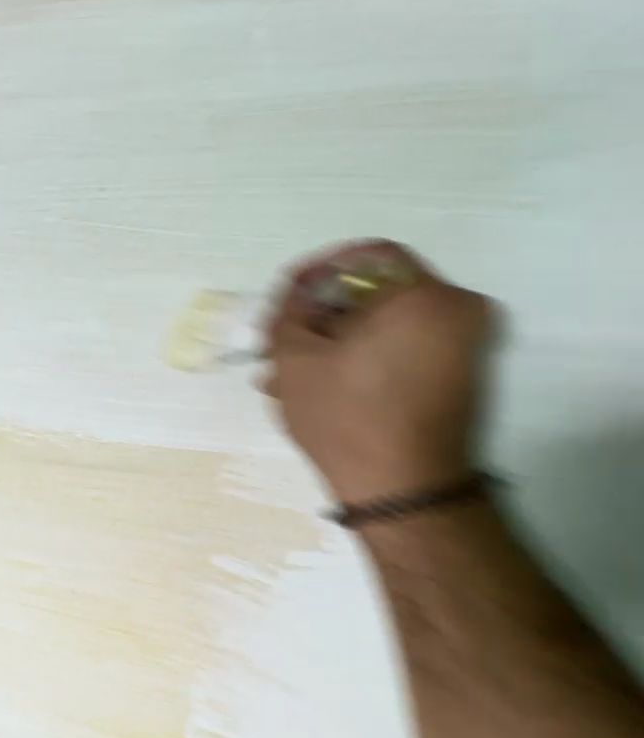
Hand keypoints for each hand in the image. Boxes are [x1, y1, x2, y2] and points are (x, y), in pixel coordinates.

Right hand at [262, 239, 496, 503]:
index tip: (284, 297)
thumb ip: (291, 310)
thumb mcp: (294, 357)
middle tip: (275, 341)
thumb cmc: (343, 414)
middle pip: (376, 290)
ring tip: (282, 372)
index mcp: (422, 296)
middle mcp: (456, 309)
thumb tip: (300, 289)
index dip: (319, 270)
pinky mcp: (456, 370)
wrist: (402, 481)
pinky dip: (358, 356)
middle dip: (320, 313)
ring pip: (383, 322)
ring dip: (331, 339)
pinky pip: (399, 345)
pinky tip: (315, 383)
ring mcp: (462, 341)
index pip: (368, 255)